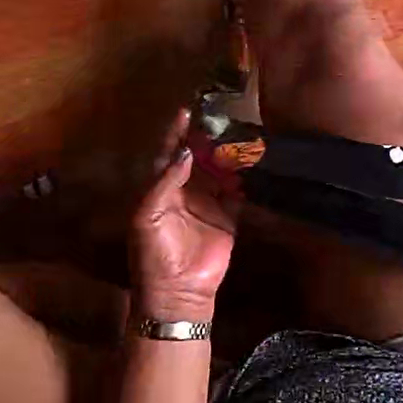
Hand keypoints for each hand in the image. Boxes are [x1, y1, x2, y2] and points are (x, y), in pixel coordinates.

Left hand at [131, 108, 236, 322]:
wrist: (179, 292)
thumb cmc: (154, 254)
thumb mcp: (149, 216)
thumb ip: (166, 183)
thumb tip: (187, 153)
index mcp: (160, 189)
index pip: (169, 154)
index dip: (176, 133)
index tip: (187, 110)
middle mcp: (185, 191)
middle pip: (198, 158)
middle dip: (208, 140)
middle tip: (222, 119)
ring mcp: (208, 204)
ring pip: (219, 172)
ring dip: (228, 156)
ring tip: (241, 135)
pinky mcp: (228, 217)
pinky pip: (238, 193)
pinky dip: (245, 179)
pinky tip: (253, 163)